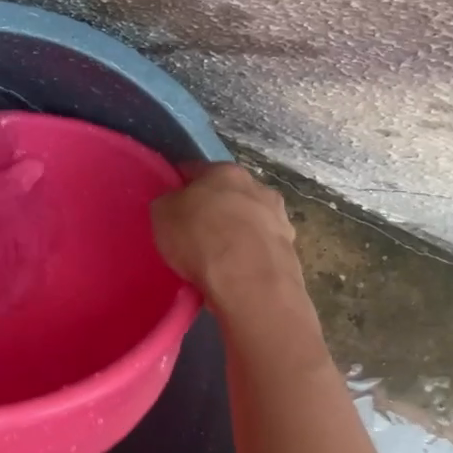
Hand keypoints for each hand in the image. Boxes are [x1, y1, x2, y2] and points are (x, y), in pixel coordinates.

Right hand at [151, 163, 303, 316]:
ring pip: (247, 219)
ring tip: (213, 254)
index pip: (194, 169)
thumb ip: (168, 201)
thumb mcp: (161, 213)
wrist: (250, 282)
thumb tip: (177, 204)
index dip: (178, 185)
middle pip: (227, 193)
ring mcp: (280, 218)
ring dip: (233, 230)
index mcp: (225, 171)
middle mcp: (258, 187)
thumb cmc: (199, 237)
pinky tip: (231, 270)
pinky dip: (246, 253)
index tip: (168, 203)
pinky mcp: (291, 249)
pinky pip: (258, 246)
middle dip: (211, 207)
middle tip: (192, 228)